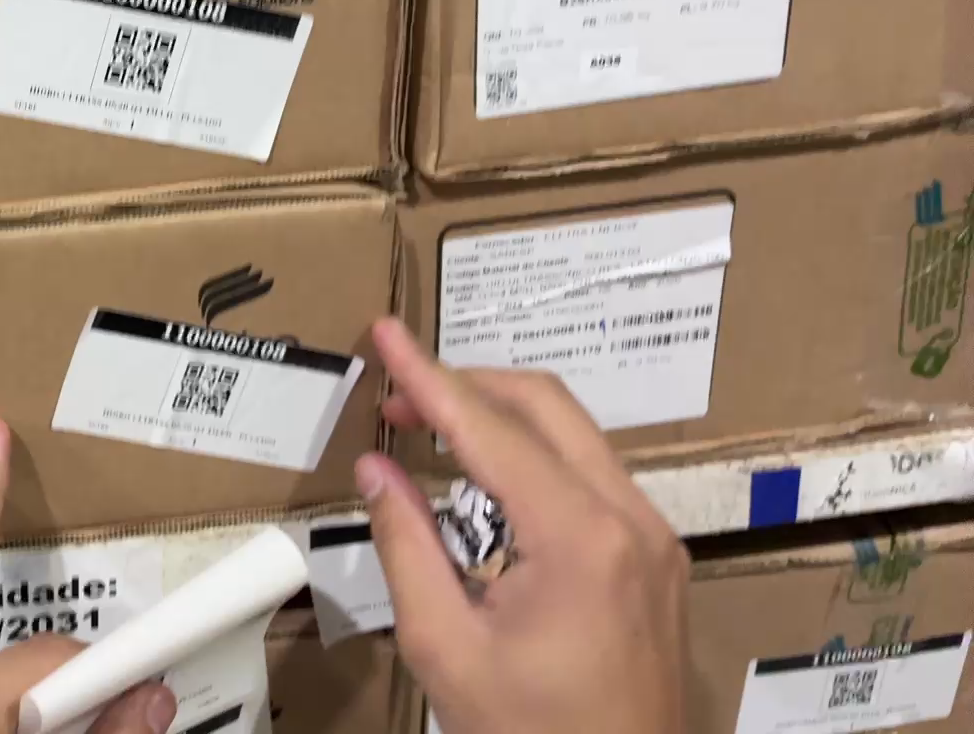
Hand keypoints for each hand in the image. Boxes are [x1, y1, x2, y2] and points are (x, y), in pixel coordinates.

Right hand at [356, 319, 689, 733]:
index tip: (385, 331)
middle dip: (461, 382)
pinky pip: (580, 464)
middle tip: (395, 396)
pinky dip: (520, 444)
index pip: (488, 427)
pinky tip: (477, 473)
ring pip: (567, 427)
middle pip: (542, 403)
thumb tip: (374, 467)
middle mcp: (629, 519)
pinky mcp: (650, 551)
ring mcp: (650, 534)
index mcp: (578, 538)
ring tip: (423, 426)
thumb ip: (405, 542)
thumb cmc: (527, 729)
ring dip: (490, 410)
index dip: (426, 375)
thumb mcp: (442, 642)